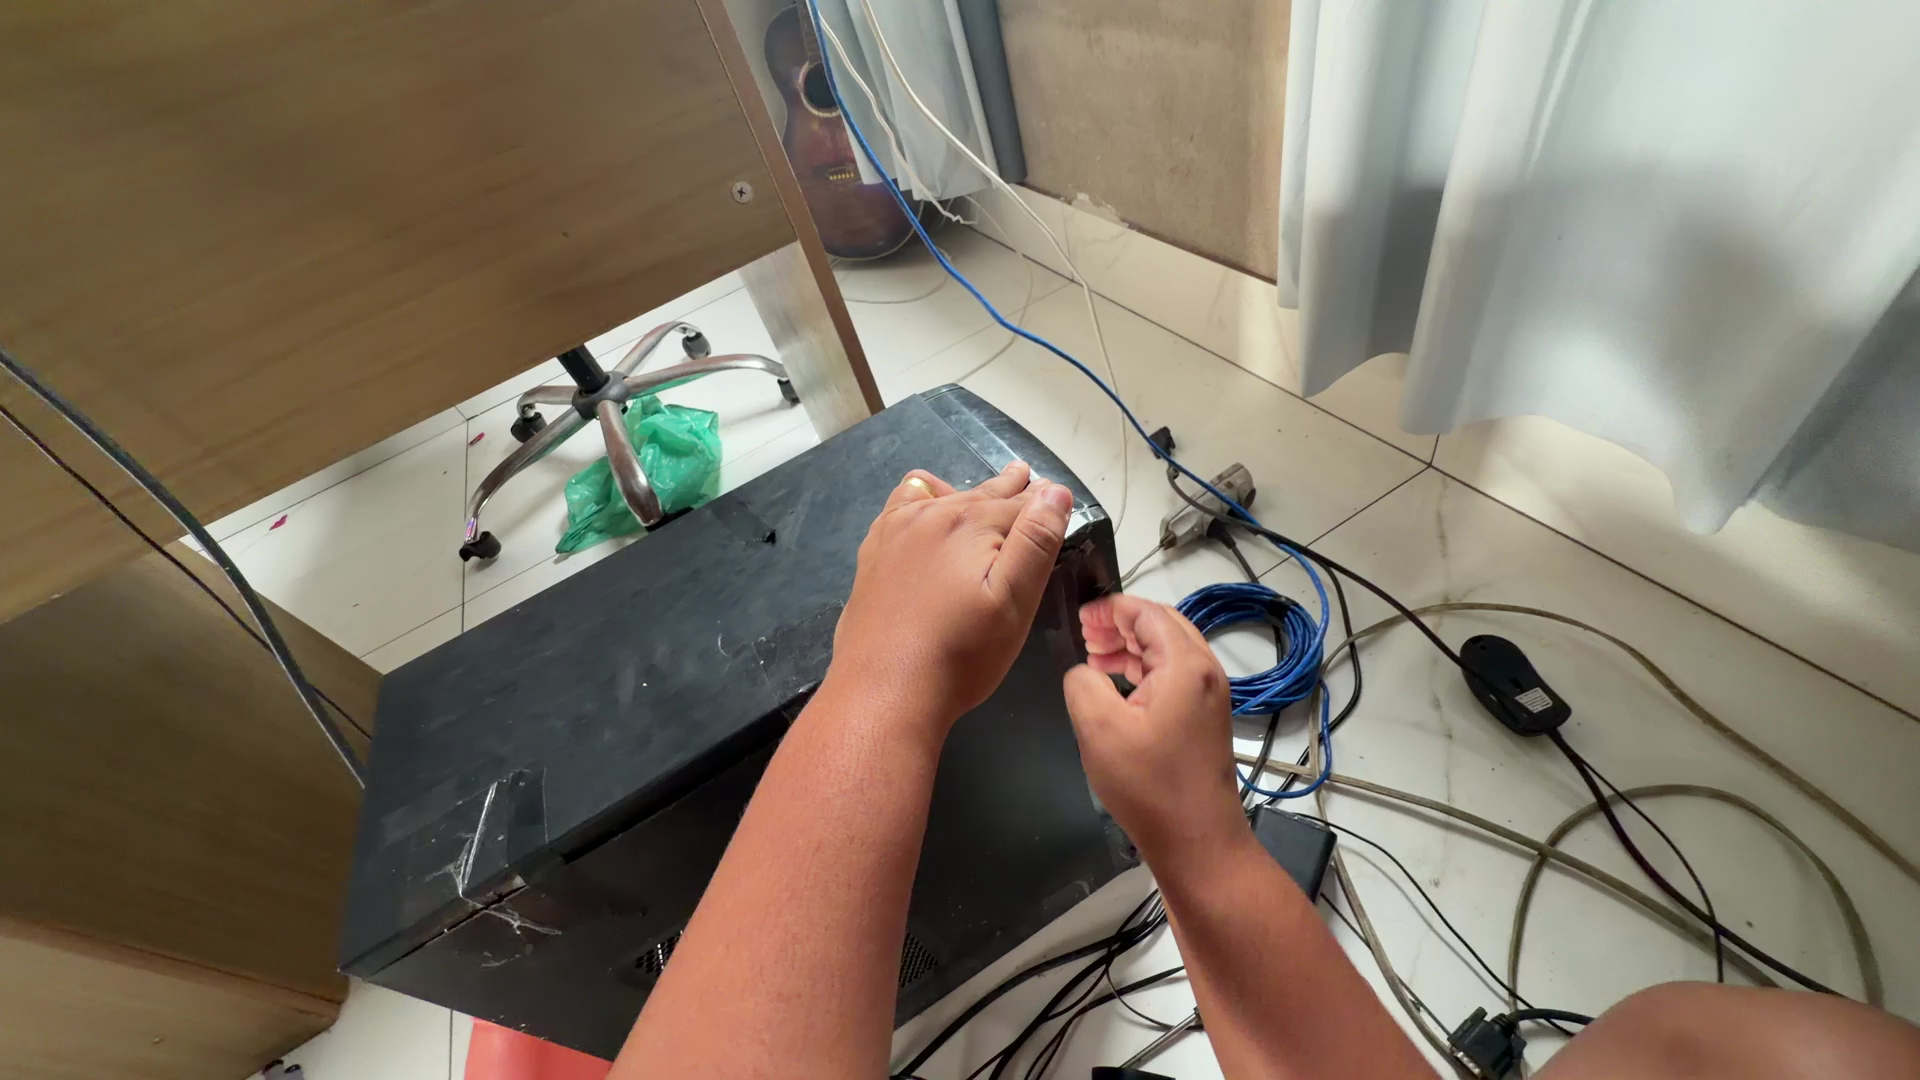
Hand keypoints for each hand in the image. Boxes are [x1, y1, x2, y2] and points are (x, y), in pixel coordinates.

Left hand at [828, 461, 1075, 737]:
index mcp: (973, 525)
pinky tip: (924, 504)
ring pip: (943, 495)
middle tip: (1025, 475)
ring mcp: (898, 530)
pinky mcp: (875, 550)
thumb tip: (1053, 491)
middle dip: (1009, 488)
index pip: (1021, 504)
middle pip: (982, 494)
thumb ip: (1036, 542)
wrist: (884, 688)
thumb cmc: (962, 653)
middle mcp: (934, 515)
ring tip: (983, 490)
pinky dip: (922, 497)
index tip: (1057, 495)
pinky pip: (901, 504)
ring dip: (968, 491)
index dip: (1043, 502)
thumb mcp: (1015, 602)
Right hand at [1062, 594, 1244, 858]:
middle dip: (1121, 624)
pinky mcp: (1204, 716)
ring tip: (1094, 656)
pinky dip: (1143, 668)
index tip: (1080, 619)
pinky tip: (1116, 683)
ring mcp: (1209, 695)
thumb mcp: (1098, 727)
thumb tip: (1086, 671)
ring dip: (1130, 646)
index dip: (1110, 609)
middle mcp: (1204, 672)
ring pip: (1168, 649)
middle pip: (1162, 626)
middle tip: (1085, 636)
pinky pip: (1173, 674)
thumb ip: (1082, 682)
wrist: (1197, 842)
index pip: (1147, 613)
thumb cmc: (1148, 784)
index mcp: (1184, 665)